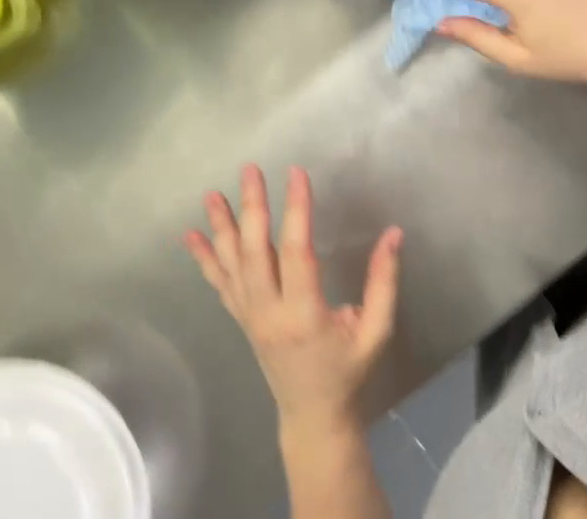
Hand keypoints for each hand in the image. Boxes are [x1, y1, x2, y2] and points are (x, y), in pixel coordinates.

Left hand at [185, 165, 402, 434]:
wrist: (314, 416)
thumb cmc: (349, 372)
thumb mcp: (376, 331)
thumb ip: (384, 281)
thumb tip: (393, 234)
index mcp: (304, 314)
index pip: (296, 252)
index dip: (296, 210)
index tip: (297, 173)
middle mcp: (269, 313)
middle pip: (255, 253)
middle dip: (252, 208)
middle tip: (250, 170)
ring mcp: (250, 318)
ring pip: (231, 266)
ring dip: (221, 228)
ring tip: (212, 193)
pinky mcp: (243, 321)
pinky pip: (221, 285)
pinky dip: (205, 259)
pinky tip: (192, 236)